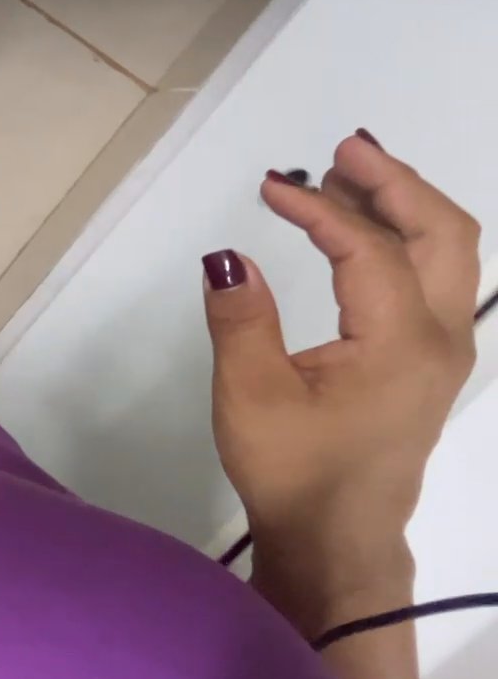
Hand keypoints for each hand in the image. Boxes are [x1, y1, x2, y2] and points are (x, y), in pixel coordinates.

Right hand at [203, 132, 481, 635]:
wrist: (335, 528)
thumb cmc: (290, 462)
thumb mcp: (250, 392)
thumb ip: (242, 321)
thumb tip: (228, 257)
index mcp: (402, 340)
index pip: (371, 249)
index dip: (322, 210)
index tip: (269, 185)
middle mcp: (443, 335)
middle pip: (445, 235)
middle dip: (395, 184)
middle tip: (339, 150)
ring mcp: (444, 349)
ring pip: (449, 255)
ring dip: (405, 208)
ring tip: (350, 179)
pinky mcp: (426, 361)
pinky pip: (434, 280)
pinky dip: (402, 242)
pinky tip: (363, 240)